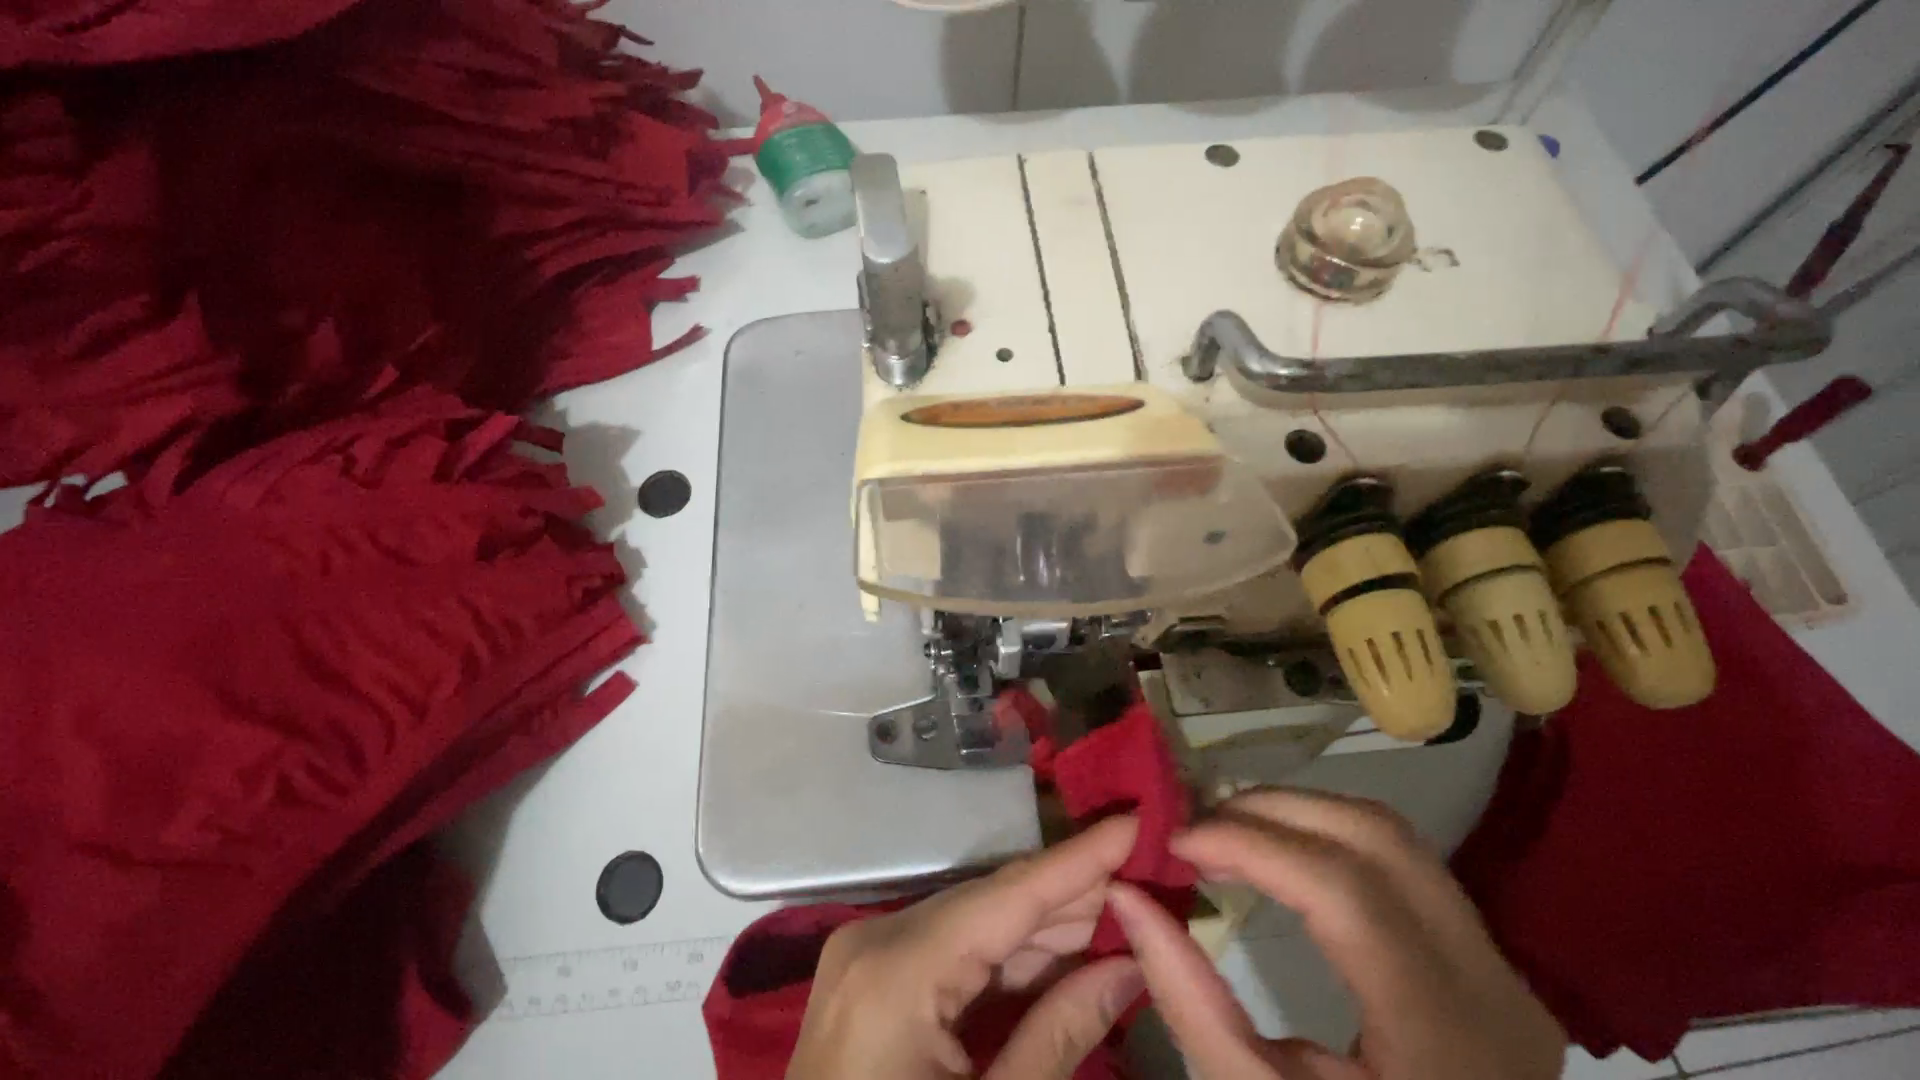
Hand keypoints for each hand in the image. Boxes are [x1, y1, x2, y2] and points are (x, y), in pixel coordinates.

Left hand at [786, 815, 1146, 1079]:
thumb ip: (1061, 1033)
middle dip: (1071, 894)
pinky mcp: (868, 977)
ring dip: (1043, 923)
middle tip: (1145, 876)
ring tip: (1121, 911)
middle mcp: (876, 940)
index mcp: (899, 971)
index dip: (1079, 859)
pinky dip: (1005, 953)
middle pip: (991, 903)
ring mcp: (866, 956)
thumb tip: (1131, 965)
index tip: (1133, 820)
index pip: (1008, 896)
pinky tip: (1063, 948)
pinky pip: (948, 950)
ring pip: (972, 922)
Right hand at [1108, 789, 1563, 1079]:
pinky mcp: (1484, 949)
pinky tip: (1279, 855)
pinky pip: (1402, 859)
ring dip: (1301, 816)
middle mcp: (1486, 980)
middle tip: (1197, 829)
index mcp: (1438, 1033)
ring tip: (1229, 833)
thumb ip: (1190, 1001)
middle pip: (1376, 839)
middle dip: (1272, 813)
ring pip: (1393, 836)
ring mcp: (1495, 959)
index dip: (1253, 846)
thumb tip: (1127, 898)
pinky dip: (1329, 837)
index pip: (1344, 892)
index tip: (1178, 841)